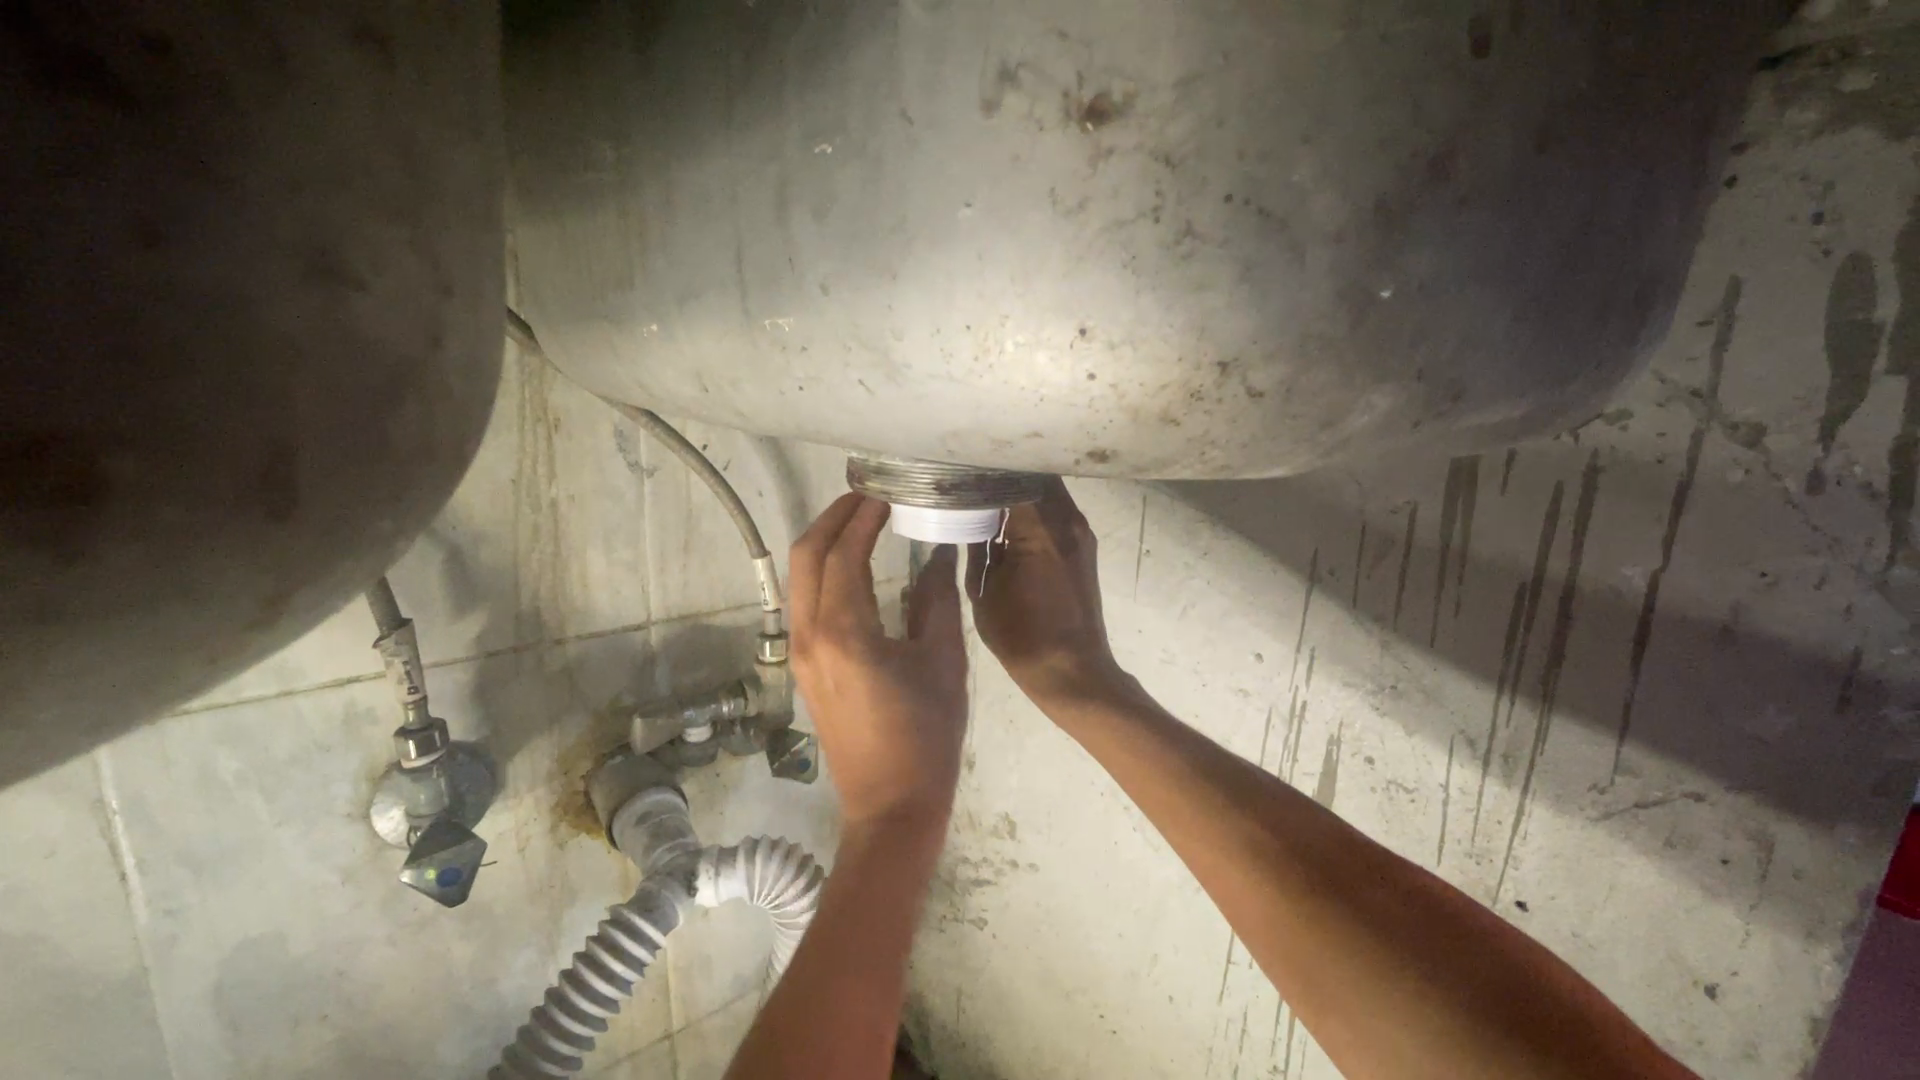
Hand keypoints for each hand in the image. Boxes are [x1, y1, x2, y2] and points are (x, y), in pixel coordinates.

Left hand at [789, 494, 967, 829]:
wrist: (891, 806)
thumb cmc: (927, 736)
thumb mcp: (943, 663)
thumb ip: (937, 600)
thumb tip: (938, 554)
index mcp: (845, 632)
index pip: (844, 553)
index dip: (864, 517)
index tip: (887, 493)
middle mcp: (809, 636)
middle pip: (806, 556)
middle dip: (833, 518)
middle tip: (868, 498)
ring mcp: (800, 654)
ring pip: (799, 579)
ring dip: (824, 543)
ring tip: (861, 523)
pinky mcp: (803, 669)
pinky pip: (804, 604)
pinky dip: (822, 573)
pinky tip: (853, 568)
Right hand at [969, 479, 1125, 706]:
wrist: (1072, 671)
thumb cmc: (1022, 637)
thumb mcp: (984, 592)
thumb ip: (977, 548)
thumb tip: (969, 517)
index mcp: (1038, 530)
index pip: (1012, 478)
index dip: (986, 469)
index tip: (962, 466)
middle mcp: (1066, 522)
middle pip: (1036, 476)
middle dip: (1006, 472)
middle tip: (974, 473)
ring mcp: (1080, 533)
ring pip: (1050, 491)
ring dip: (1023, 488)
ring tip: (988, 490)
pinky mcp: (1084, 546)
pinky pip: (1058, 511)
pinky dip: (1036, 506)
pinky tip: (1009, 516)